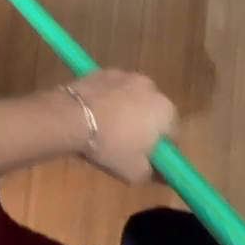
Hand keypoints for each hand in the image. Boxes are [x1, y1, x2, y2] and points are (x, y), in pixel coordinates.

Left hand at [65, 69, 175, 183]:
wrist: (71, 116)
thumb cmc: (111, 145)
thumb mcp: (136, 172)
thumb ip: (154, 173)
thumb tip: (160, 173)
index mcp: (165, 110)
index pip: (173, 132)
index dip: (162, 147)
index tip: (149, 157)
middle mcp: (150, 87)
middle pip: (153, 110)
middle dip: (144, 124)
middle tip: (128, 142)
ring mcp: (125, 74)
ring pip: (132, 96)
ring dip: (126, 108)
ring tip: (108, 125)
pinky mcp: (102, 70)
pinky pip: (112, 88)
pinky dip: (108, 97)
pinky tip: (95, 111)